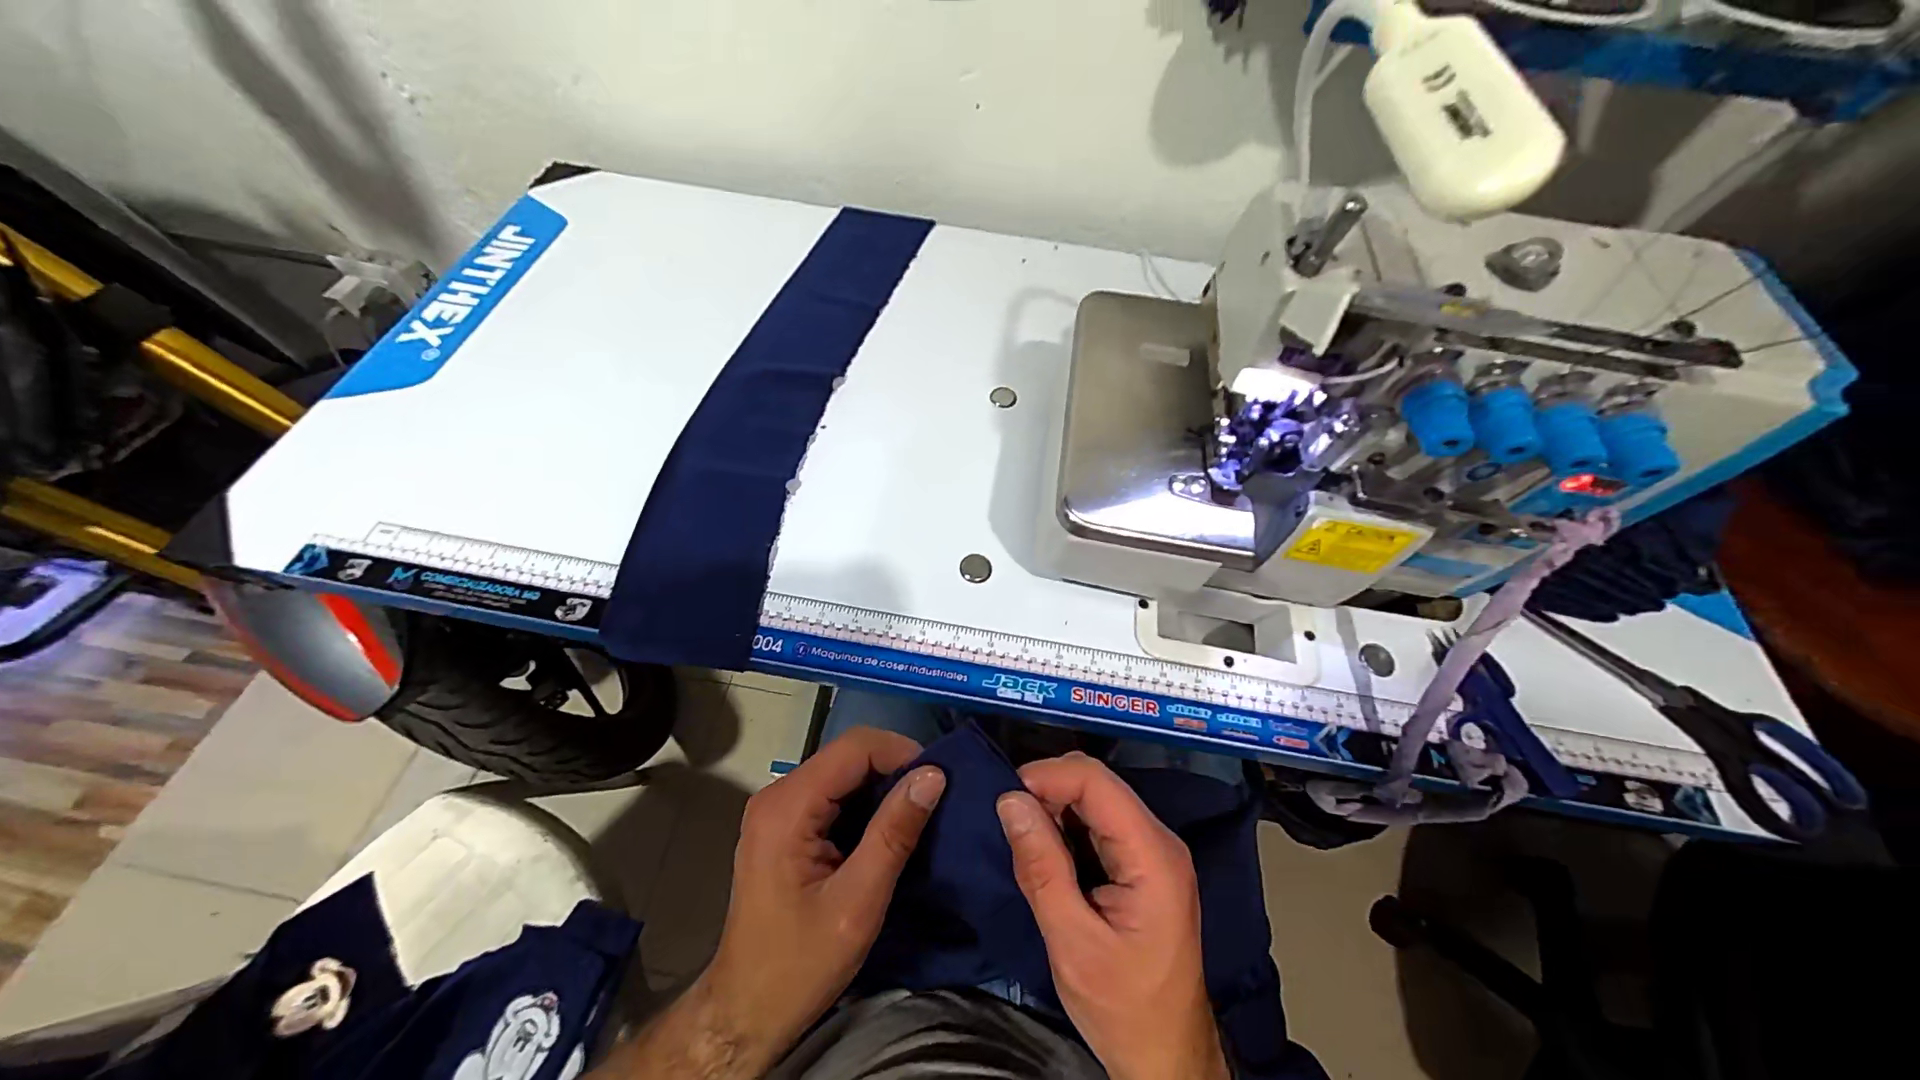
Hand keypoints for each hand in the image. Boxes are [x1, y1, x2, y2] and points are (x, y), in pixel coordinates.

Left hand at [595, 727, 944, 1078]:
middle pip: (846, 754)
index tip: (940, 780)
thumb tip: (933, 776)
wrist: (746, 1011)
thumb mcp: (858, 902)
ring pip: (841, 771)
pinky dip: (864, 800)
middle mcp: (776, 795)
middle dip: (894, 766)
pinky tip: (888, 824)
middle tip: (935, 797)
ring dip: (882, 783)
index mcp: (787, 807)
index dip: (901, 752)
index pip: (854, 747)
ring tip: (919, 810)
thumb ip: (894, 833)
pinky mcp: (782, 825)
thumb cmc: (800, 964)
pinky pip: (831, 793)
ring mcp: (775, 809)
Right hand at [997, 753, 1228, 1079]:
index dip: (1047, 776)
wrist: (1166, 1056)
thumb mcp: (1072, 942)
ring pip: (1095, 799)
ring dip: (1054, 808)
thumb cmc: (1123, 1007)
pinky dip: (1066, 826)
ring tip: (1025, 842)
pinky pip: (1098, 823)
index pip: (1096, 781)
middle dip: (1048, 790)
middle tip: (1011, 825)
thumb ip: (1041, 867)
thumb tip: (1009, 800)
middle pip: (1097, 783)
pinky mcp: (1141, 863)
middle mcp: (1158, 840)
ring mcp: (1152, 850)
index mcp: (1153, 855)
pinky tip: (1046, 852)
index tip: (1004, 799)